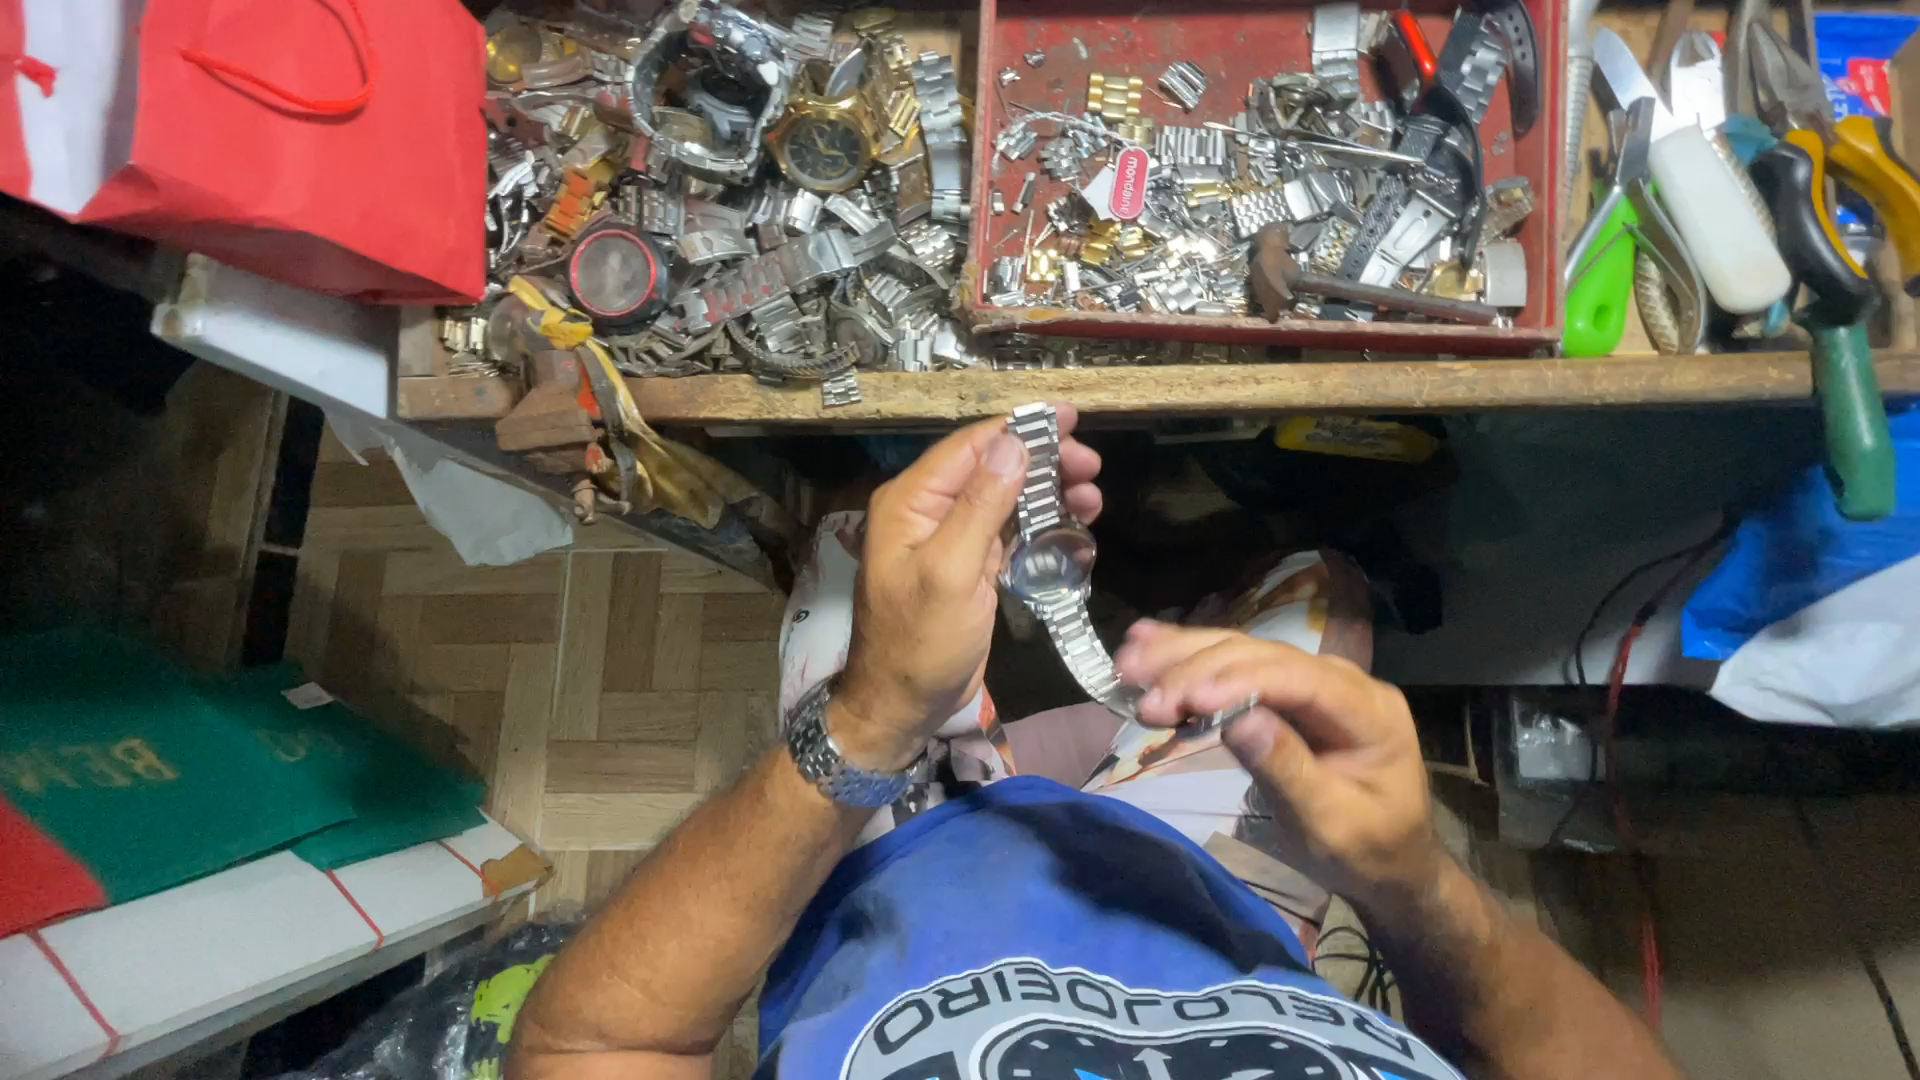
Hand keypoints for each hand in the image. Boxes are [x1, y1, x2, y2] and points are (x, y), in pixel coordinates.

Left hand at [834, 405, 1101, 768]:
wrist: (904, 703)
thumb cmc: (920, 641)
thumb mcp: (950, 571)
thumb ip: (980, 506)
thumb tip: (1012, 444)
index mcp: (912, 501)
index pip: (970, 446)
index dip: (1020, 428)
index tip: (1070, 419)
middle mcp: (929, 511)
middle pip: (992, 467)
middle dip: (1043, 461)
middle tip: (1091, 466)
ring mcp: (951, 538)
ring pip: (1006, 499)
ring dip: (1048, 494)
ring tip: (1092, 497)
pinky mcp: (971, 565)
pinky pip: (1009, 532)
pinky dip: (1040, 526)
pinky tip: (1074, 528)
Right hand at [1113, 622, 1444, 912]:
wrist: (1388, 860)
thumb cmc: (1366, 851)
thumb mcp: (1332, 825)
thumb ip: (1289, 770)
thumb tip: (1238, 721)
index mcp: (1369, 710)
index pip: (1297, 678)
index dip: (1237, 680)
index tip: (1183, 699)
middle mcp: (1341, 679)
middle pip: (1259, 656)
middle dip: (1195, 670)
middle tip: (1140, 693)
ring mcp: (1310, 677)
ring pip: (1238, 650)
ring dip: (1180, 655)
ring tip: (1128, 664)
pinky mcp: (1282, 686)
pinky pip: (1231, 662)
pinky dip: (1187, 654)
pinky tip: (1148, 640)